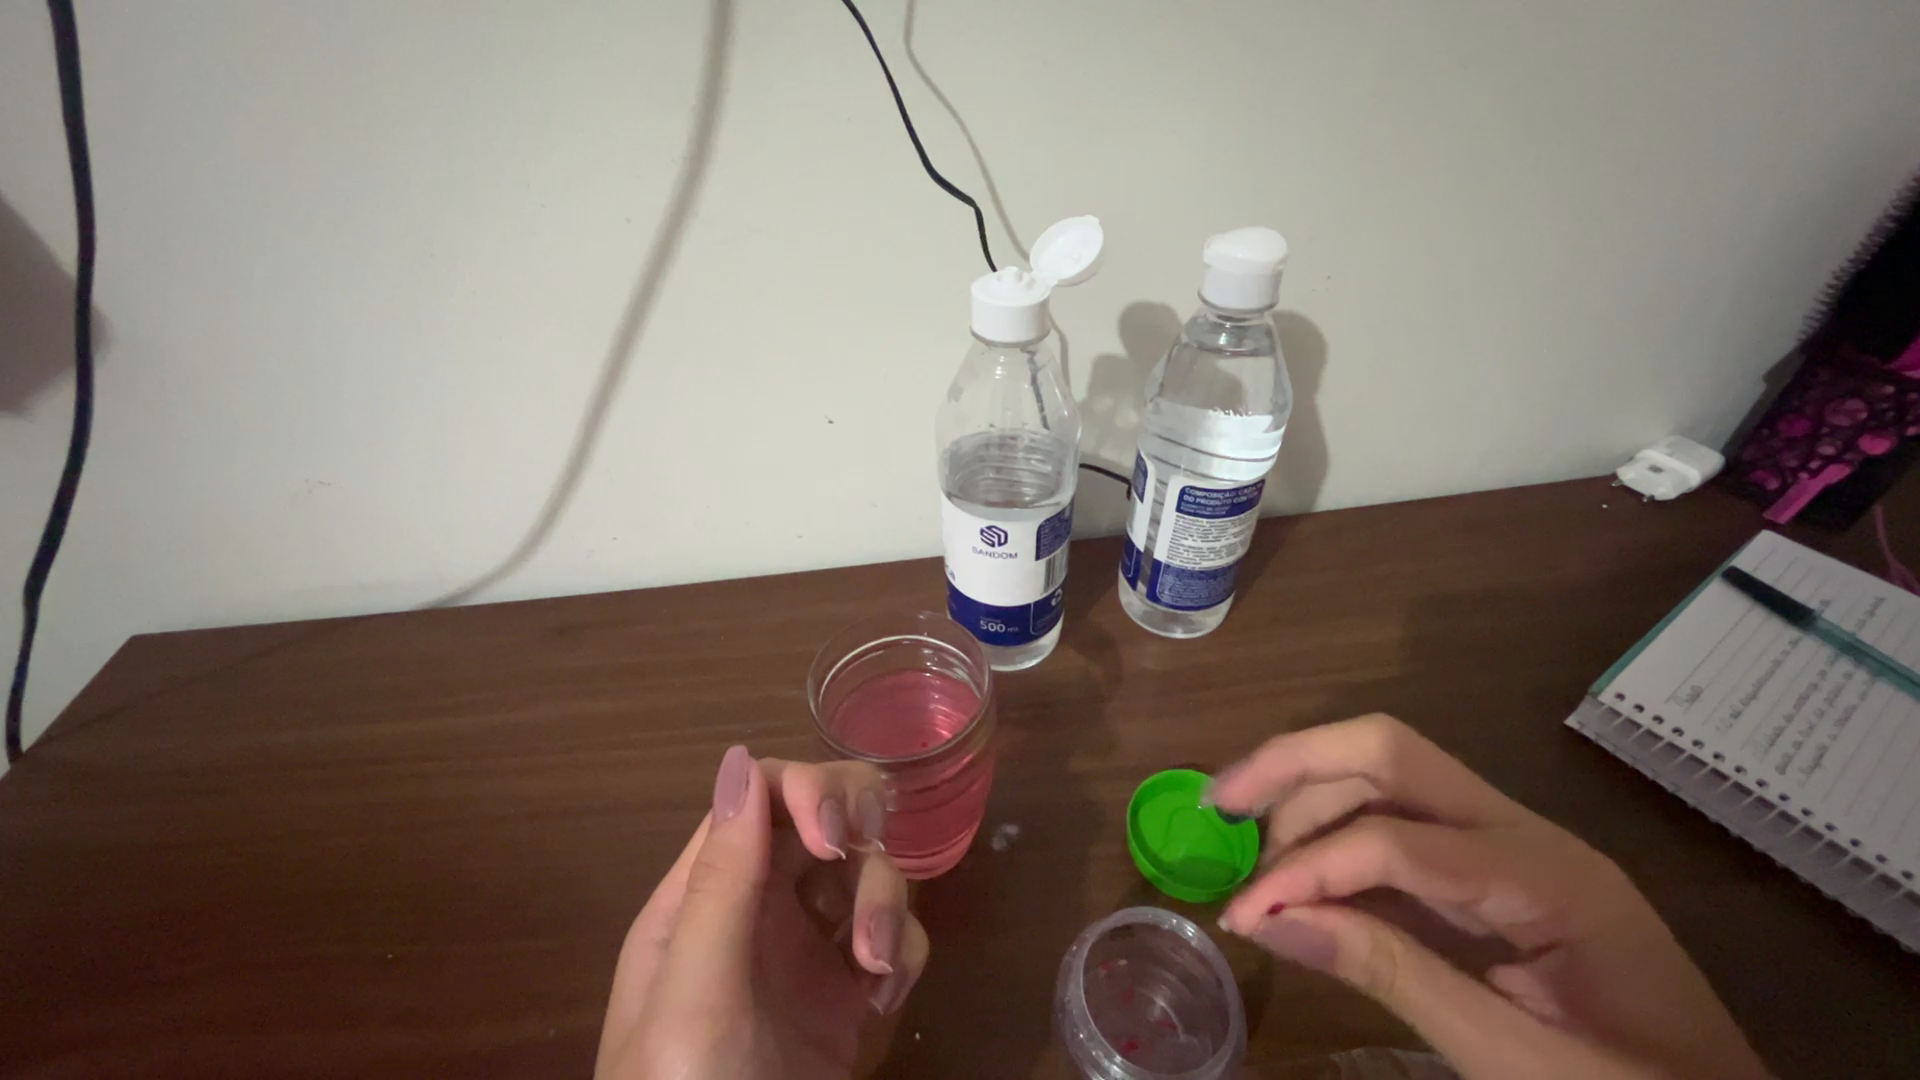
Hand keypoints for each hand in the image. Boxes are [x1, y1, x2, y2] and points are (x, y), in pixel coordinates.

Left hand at [595, 746, 927, 1079]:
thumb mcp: (696, 999)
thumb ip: (720, 882)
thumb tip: (740, 757)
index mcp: (704, 897)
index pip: (759, 795)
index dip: (806, 792)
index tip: (835, 841)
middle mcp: (757, 908)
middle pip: (822, 816)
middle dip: (854, 831)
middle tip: (861, 863)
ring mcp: (806, 949)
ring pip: (866, 870)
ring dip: (885, 904)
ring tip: (879, 971)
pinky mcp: (849, 991)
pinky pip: (893, 932)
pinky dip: (903, 951)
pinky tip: (887, 1000)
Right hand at [1210, 714, 1768, 1079]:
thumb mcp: (1518, 1063)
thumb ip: (1393, 978)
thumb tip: (1269, 919)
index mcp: (1547, 875)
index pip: (1395, 840)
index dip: (1308, 867)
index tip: (1243, 913)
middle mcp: (1522, 832)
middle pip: (1388, 752)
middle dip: (1295, 763)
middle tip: (1221, 801)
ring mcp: (1506, 843)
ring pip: (1385, 772)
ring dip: (1309, 794)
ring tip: (1254, 852)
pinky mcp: (1490, 868)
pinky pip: (1398, 820)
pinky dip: (1335, 830)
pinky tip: (1299, 862)